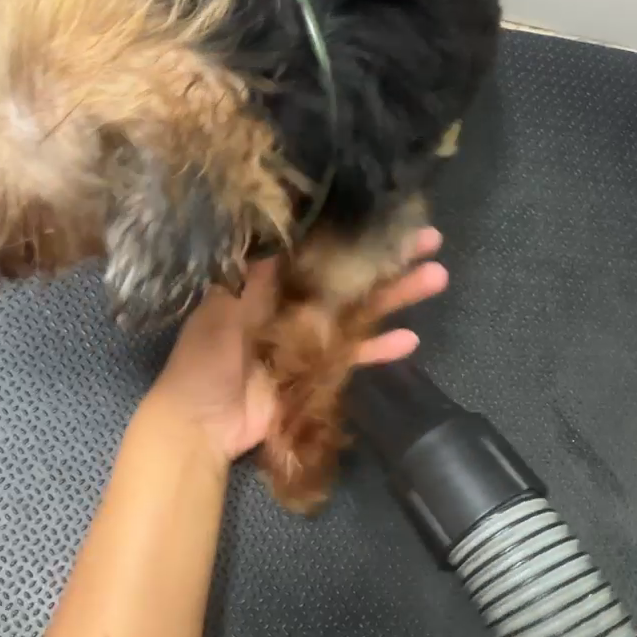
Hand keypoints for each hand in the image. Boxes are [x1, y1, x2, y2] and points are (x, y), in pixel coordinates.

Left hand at [147, 228, 447, 463]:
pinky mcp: (321, 374)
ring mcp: (312, 340)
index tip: (384, 213)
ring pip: (361, 313)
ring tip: (437, 276)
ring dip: (397, 296)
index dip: (350, 233)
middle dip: (388, 260)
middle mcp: (295, 305)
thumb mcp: (223, 306)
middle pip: (349, 278)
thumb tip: (288, 226)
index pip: (317, 250)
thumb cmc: (202, 360)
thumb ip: (258, 272)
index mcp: (268, 283)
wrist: (200, 424)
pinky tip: (411, 338)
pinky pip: (356, 357)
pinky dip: (380, 349)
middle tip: (431, 239)